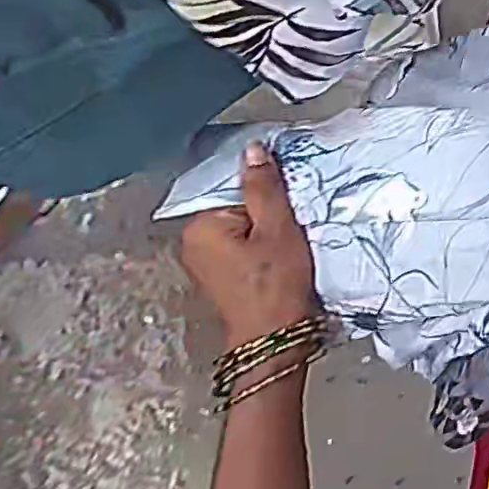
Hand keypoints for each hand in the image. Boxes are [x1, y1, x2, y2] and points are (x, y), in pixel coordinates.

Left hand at [181, 142, 318, 344]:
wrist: (276, 339)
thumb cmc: (276, 284)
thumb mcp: (278, 230)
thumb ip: (265, 188)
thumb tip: (253, 149)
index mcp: (200, 226)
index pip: (236, 189)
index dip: (268, 194)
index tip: (293, 205)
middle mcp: (192, 242)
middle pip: (238, 210)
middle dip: (268, 214)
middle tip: (296, 226)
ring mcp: (205, 263)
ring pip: (243, 230)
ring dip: (268, 231)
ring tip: (292, 241)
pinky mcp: (221, 278)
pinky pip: (243, 249)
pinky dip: (263, 248)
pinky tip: (282, 258)